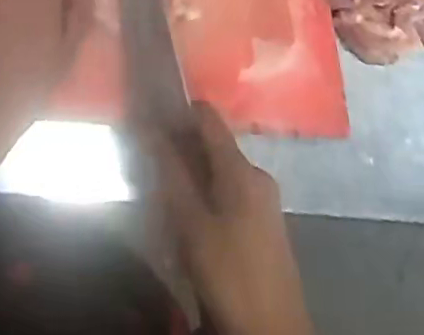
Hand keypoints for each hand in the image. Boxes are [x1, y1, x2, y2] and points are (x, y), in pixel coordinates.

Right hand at [145, 102, 313, 334]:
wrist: (274, 331)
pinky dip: (207, 191)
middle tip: (149, 158)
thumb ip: (170, 173)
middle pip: (214, 145)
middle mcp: (257, 174)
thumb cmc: (230, 272)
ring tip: (163, 186)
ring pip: (220, 170)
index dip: (179, 111)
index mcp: (242, 169)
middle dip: (181, 146)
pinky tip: (189, 213)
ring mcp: (264, 199)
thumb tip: (149, 129)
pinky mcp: (265, 223)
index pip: (209, 118)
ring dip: (192, 172)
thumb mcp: (191, 224)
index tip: (150, 115)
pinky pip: (231, 191)